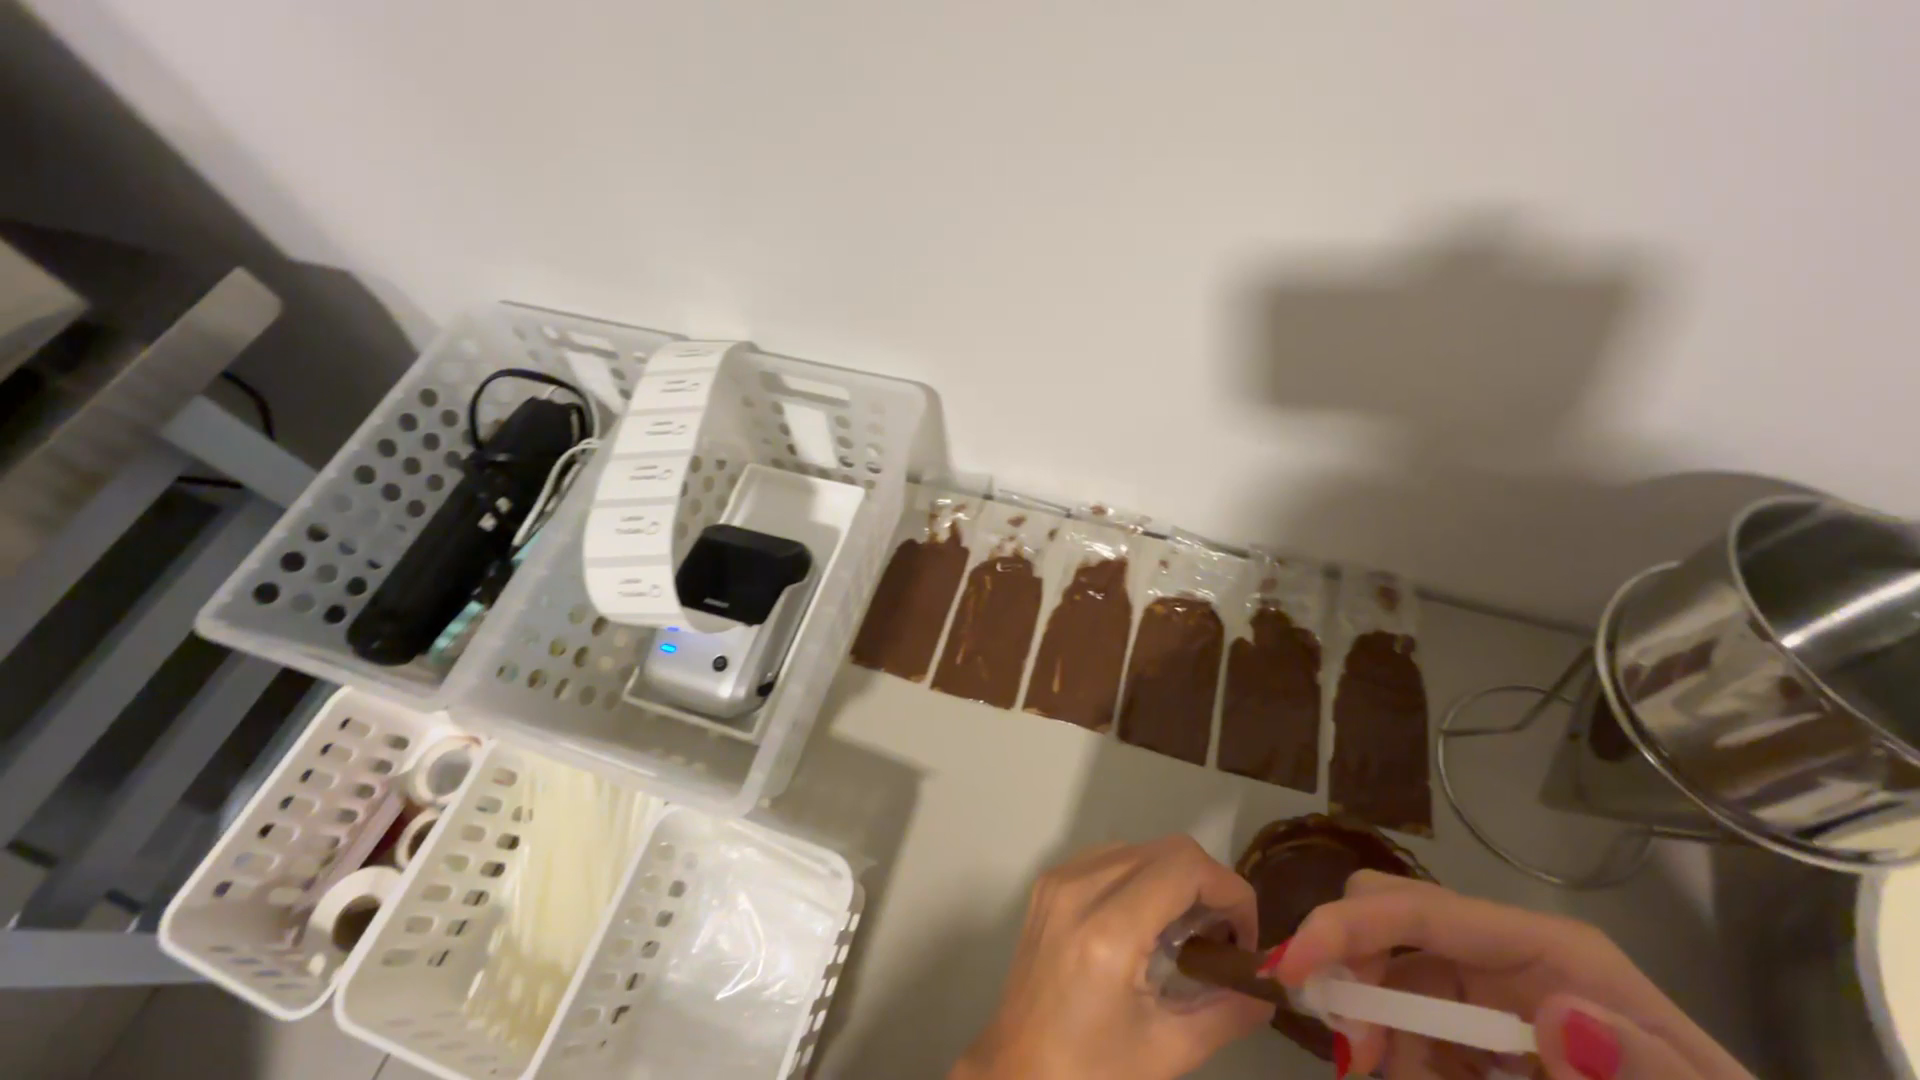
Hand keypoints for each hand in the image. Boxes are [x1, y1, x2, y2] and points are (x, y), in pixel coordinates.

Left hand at [953, 836, 1272, 1079]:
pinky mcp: (1048, 884)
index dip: (1231, 892)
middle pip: (1168, 849)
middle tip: (1224, 939)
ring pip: (1141, 848)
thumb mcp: (1171, 1049)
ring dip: (1176, 878)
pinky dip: (1143, 876)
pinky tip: (1149, 922)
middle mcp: (1079, 889)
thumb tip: (1274, 983)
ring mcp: (1059, 881)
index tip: (1244, 938)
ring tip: (1189, 933)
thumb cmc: (1092, 1069)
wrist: (1015, 1070)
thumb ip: (1230, 1010)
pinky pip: (1111, 857)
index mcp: (1108, 931)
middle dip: (1209, 886)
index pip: (1186, 867)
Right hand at [1276, 872, 1754, 1079]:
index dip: (1346, 927)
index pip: (1424, 911)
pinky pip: (1412, 1028)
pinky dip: (1396, 1056)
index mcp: (1551, 952)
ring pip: (1390, 979)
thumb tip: (1559, 1011)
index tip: (1290, 974)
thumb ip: (1643, 1069)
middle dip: (1351, 974)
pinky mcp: (1483, 1034)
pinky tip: (1413, 1077)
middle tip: (1356, 1057)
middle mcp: (1510, 957)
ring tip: (1389, 1078)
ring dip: (1373, 1030)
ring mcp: (1493, 994)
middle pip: (1391, 923)